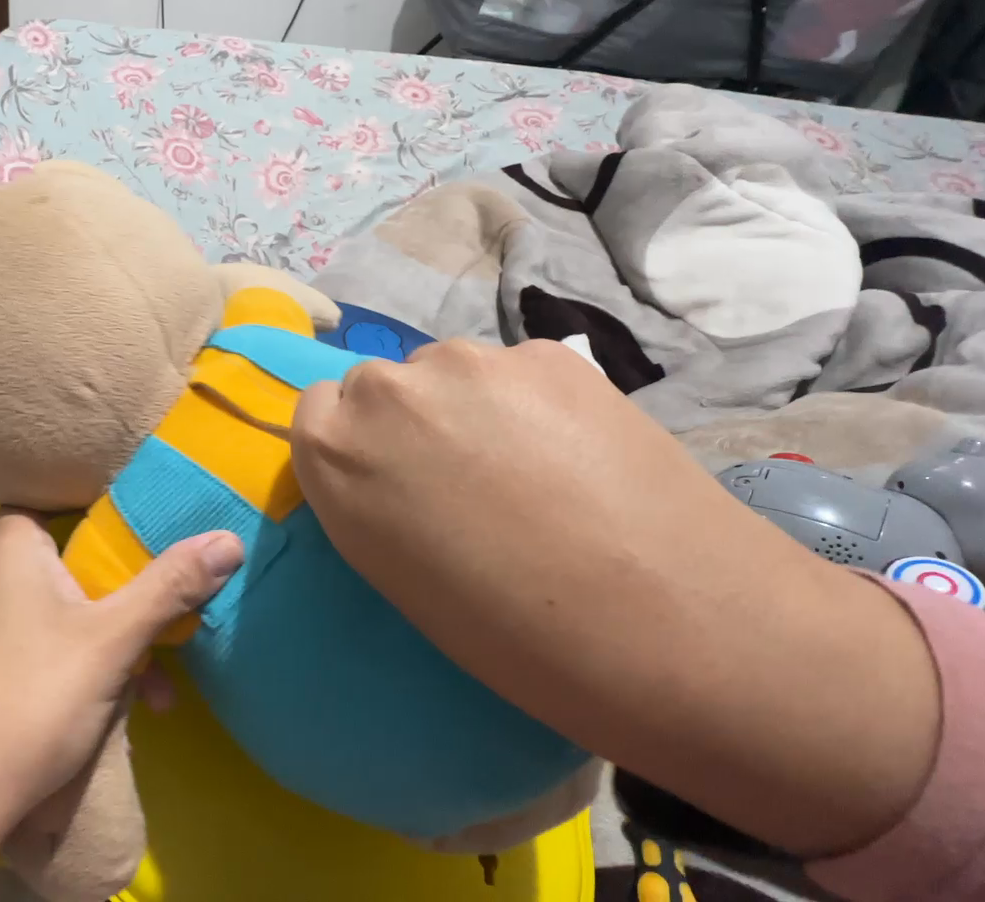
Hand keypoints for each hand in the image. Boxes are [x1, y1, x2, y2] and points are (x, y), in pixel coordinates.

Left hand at [0, 511, 241, 831]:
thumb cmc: (34, 697)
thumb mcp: (114, 640)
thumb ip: (170, 587)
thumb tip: (229, 539)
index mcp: (13, 541)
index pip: (70, 501)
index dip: (117, 516)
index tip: (161, 537)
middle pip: (77, 563)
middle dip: (131, 603)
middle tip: (173, 630)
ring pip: (66, 610)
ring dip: (115, 645)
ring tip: (156, 692)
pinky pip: (43, 641)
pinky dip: (82, 663)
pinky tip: (117, 708)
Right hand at [289, 338, 938, 857]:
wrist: (666, 625)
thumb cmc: (507, 631)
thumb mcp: (395, 569)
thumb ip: (369, 495)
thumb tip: (395, 466)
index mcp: (332, 451)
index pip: (318, 408)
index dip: (358, 443)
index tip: (393, 478)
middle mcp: (384, 390)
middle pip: (381, 384)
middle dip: (412, 420)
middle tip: (467, 476)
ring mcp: (468, 362)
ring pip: (450, 372)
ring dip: (472, 405)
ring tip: (533, 466)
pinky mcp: (548, 354)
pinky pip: (517, 370)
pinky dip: (534, 402)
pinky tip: (578, 451)